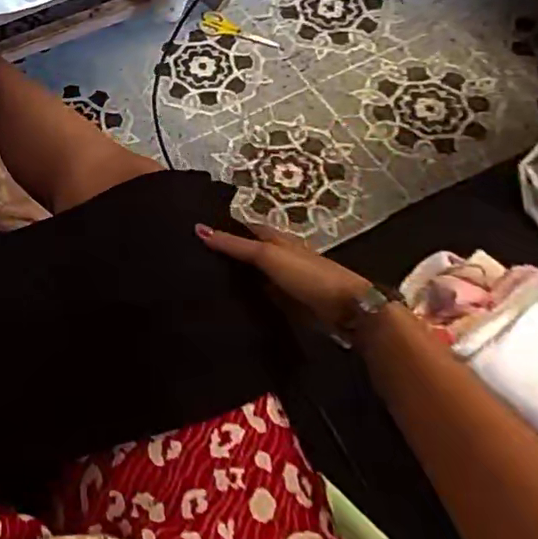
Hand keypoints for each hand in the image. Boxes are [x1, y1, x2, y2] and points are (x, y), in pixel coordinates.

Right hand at [198, 222, 371, 333]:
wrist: (347, 310)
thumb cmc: (307, 274)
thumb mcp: (267, 255)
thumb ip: (235, 245)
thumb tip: (197, 228)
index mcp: (275, 238)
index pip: (242, 228)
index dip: (221, 229)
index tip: (193, 234)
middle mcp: (278, 256)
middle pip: (246, 253)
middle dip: (224, 255)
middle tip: (190, 260)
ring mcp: (283, 281)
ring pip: (252, 277)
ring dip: (233, 279)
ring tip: (200, 283)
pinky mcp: (287, 305)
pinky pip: (260, 298)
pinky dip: (245, 299)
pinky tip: (226, 304)